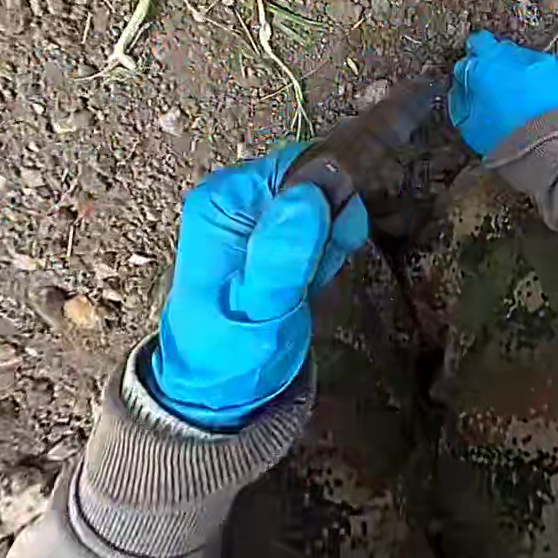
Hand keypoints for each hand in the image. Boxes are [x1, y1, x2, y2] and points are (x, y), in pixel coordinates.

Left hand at [147, 144, 368, 430]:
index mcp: (225, 199)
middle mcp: (239, 193)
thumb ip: (283, 249)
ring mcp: (258, 210)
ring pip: (326, 199)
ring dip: (332, 238)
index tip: (329, 243)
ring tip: (311, 280)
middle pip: (315, 176)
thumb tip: (312, 190)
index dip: (328, 198)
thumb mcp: (260, 307)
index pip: (300, 165)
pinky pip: (324, 219)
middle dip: (331, 222)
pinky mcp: (276, 227)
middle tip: (317, 270)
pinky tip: (312, 277)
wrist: (225, 392)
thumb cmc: (234, 353)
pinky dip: (329, 246)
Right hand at [448, 30, 557, 155]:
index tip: (469, 81)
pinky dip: (533, 76)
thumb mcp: (470, 126)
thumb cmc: (509, 141)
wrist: (551, 149)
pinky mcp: (554, 68)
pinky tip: (534, 98)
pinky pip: (537, 66)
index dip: (467, 70)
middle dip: (489, 62)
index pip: (467, 56)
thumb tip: (463, 89)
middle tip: (491, 86)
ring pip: (515, 55)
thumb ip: (463, 100)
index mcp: (481, 68)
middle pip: (491, 46)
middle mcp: (506, 56)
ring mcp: (532, 60)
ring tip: (516, 96)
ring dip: (512, 68)